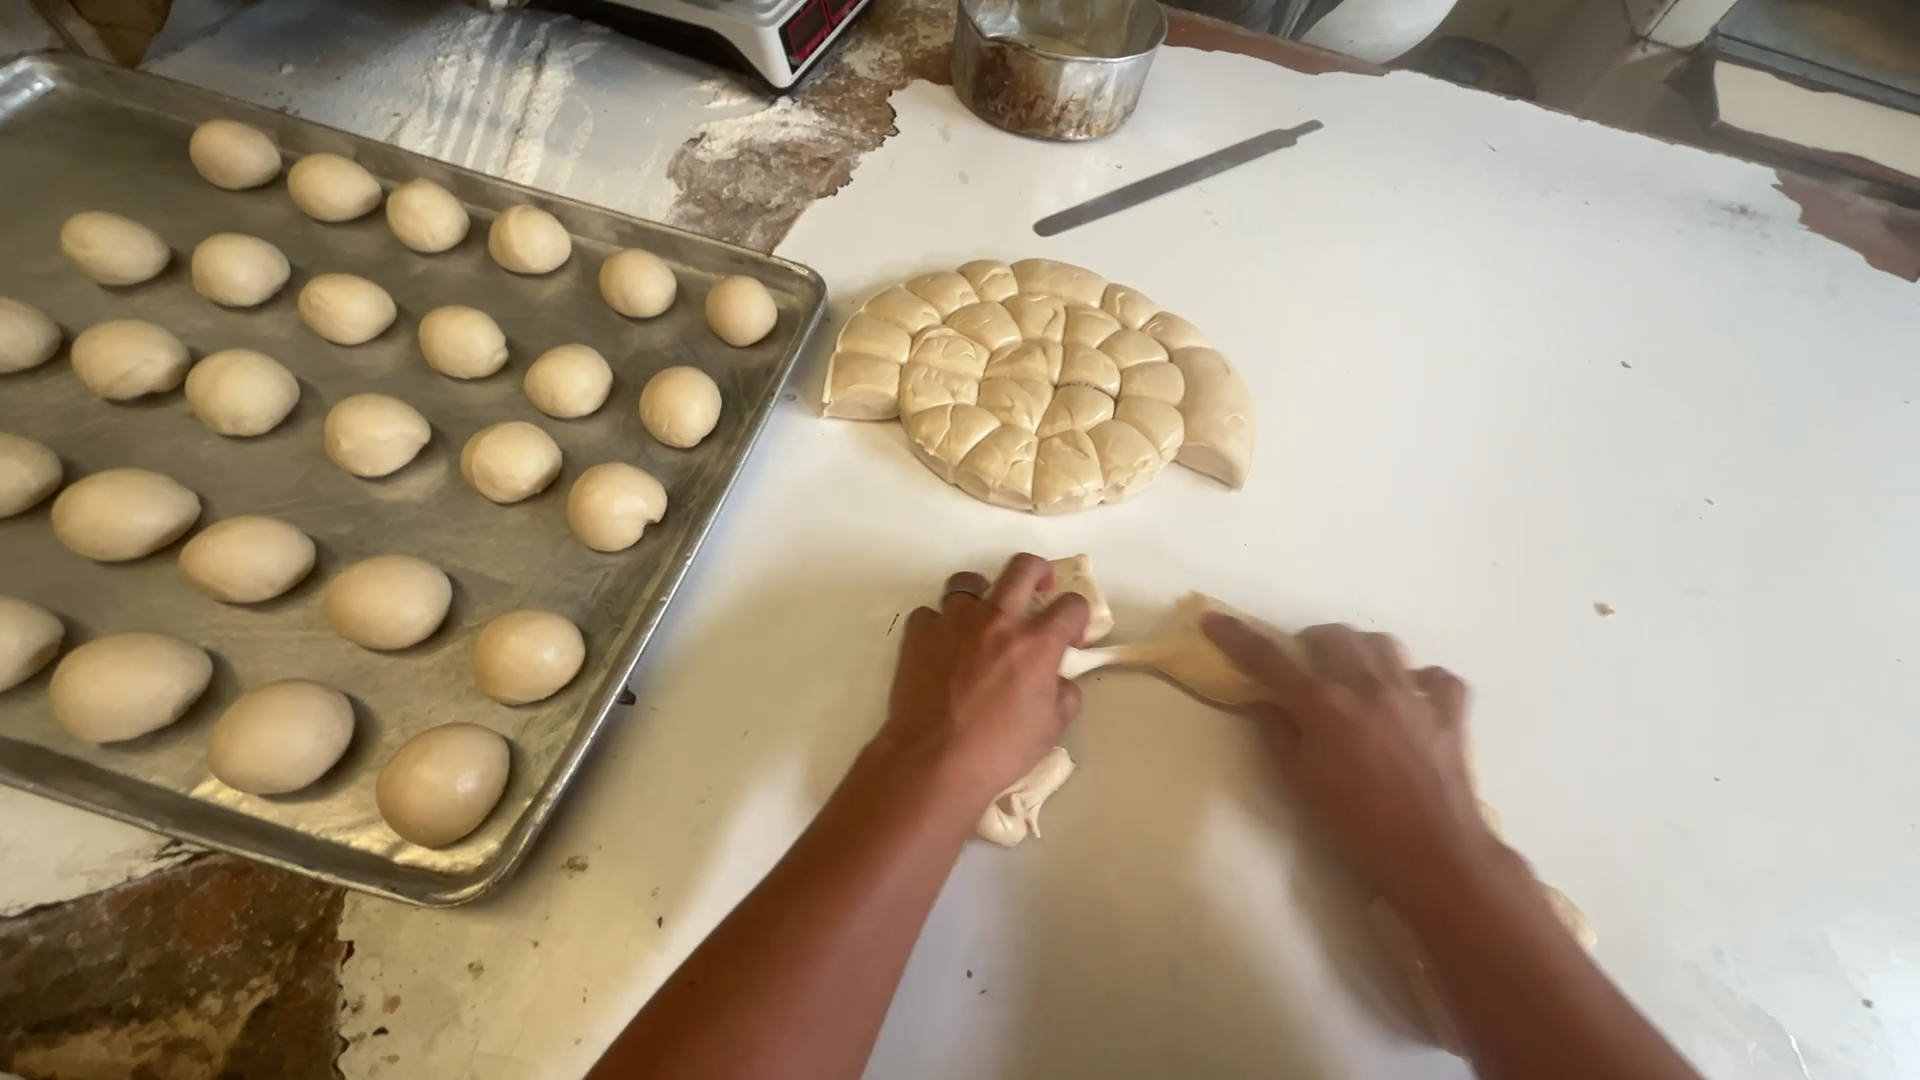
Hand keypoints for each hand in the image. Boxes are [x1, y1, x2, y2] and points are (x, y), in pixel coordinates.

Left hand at [871, 554, 1088, 807]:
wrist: (933, 760)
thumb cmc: (998, 750)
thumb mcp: (1051, 729)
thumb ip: (1064, 694)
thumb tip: (1059, 680)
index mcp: (1037, 642)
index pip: (1071, 606)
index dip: (1077, 617)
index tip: (1071, 635)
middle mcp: (998, 619)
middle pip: (1022, 568)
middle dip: (1038, 571)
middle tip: (1039, 585)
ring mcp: (954, 620)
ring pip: (968, 582)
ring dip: (981, 595)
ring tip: (981, 617)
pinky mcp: (919, 631)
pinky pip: (931, 614)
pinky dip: (940, 626)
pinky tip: (942, 648)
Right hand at [1203, 617, 1503, 904]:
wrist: (1433, 853)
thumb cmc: (1355, 822)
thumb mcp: (1299, 779)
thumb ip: (1277, 731)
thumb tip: (1262, 700)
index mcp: (1323, 705)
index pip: (1269, 659)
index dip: (1237, 636)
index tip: (1213, 620)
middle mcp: (1367, 687)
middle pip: (1332, 635)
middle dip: (1310, 643)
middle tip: (1305, 666)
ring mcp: (1413, 695)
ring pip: (1382, 643)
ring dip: (1360, 651)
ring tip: (1354, 675)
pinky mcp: (1449, 711)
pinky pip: (1437, 676)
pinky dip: (1421, 679)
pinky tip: (1410, 698)